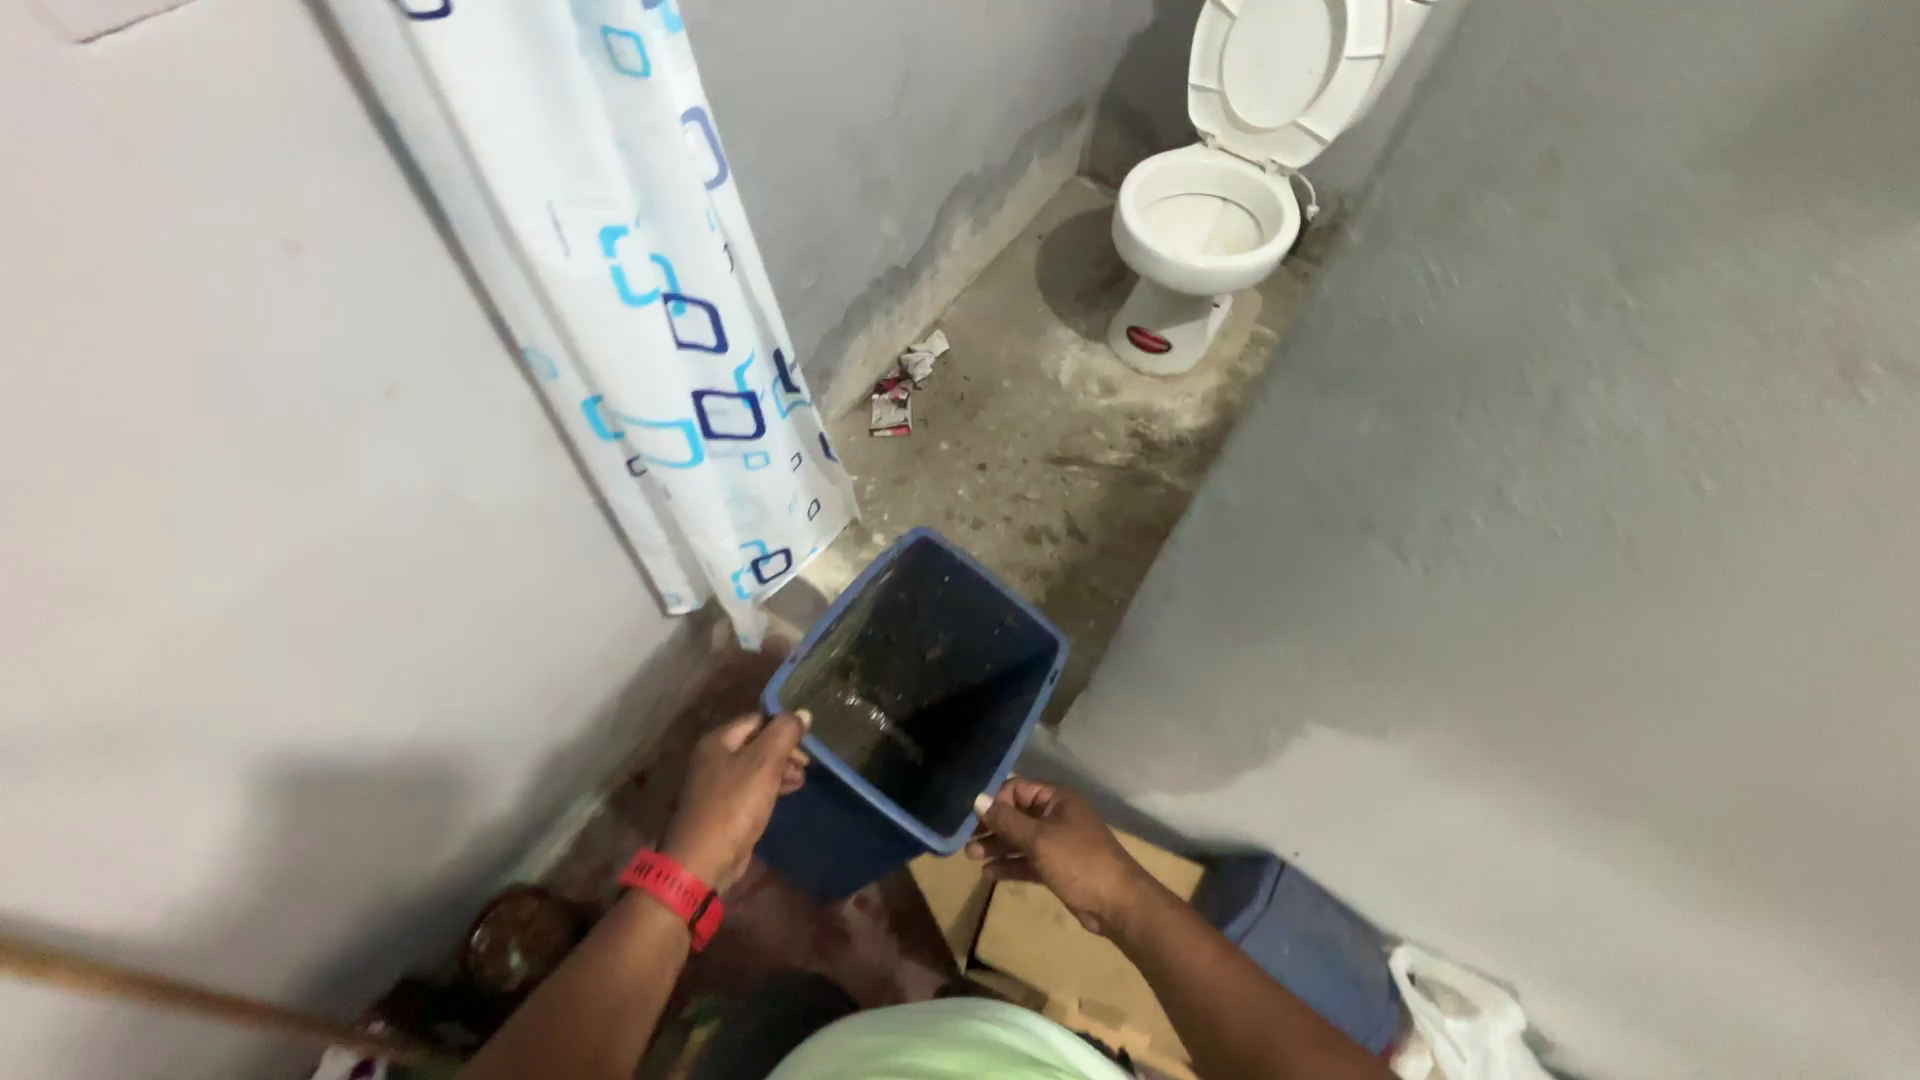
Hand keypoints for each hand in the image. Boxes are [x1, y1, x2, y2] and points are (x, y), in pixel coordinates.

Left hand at [661, 711, 809, 891]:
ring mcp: (717, 784)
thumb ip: (784, 733)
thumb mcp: (763, 763)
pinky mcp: (724, 807)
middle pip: (758, 742)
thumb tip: (803, 713)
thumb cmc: (734, 805)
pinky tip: (788, 792)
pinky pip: (752, 787)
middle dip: (785, 750)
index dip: (784, 727)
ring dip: (781, 769)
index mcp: (718, 741)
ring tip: (802, 779)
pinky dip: (771, 786)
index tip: (807, 742)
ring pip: (757, 765)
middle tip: (807, 765)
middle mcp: (714, 758)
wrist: (704, 861)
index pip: (758, 719)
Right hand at [968, 779, 1155, 936]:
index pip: (1017, 789)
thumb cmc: (1078, 861)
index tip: (972, 818)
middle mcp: (1056, 815)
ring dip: (997, 846)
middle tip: (966, 840)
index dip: (995, 802)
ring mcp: (1057, 842)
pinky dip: (1010, 864)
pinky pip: (1028, 860)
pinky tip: (989, 873)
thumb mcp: (1039, 839)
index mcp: (1057, 799)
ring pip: (1020, 839)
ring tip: (971, 856)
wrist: (1117, 903)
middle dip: (992, 826)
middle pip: (1017, 814)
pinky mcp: (1057, 867)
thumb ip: (1006, 820)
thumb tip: (977, 799)